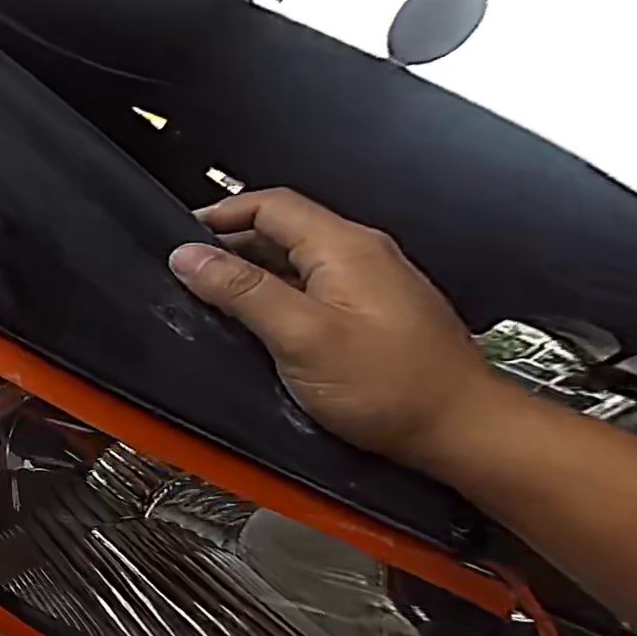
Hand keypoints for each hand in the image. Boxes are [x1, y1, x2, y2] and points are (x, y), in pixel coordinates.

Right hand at [168, 188, 514, 466]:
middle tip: (187, 272)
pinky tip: (249, 322)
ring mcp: (361, 285)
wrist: (454, 430)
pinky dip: (264, 295)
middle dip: (224, 245)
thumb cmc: (394, 387)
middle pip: (277, 230)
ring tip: (209, 297)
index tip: (181, 236)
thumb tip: (191, 259)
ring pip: (286, 260)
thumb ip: (242, 291)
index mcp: (346, 249)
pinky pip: (301, 288)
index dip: (219, 214)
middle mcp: (358, 259)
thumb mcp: (301, 333)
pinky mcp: (358, 314)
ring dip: (242, 273)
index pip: (271, 205)